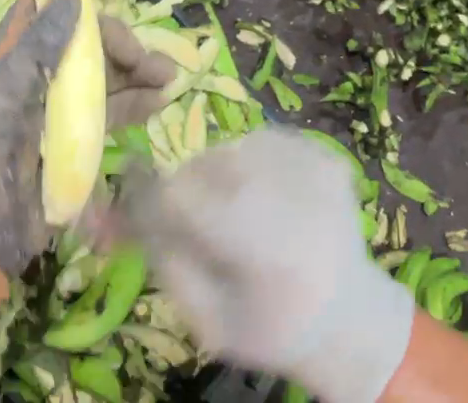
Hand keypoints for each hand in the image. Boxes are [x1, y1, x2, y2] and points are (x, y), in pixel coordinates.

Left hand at [0, 0, 177, 368]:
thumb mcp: (1, 99)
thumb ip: (37, 46)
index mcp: (6, 59)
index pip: (41, 8)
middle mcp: (32, 77)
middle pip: (81, 43)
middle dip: (119, 43)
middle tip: (154, 63)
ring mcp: (53, 112)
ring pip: (99, 77)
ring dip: (133, 72)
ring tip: (168, 78)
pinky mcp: (71, 145)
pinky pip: (106, 113)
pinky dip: (132, 104)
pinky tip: (158, 100)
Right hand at [118, 128, 415, 402]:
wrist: (351, 318)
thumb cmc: (271, 326)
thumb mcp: (208, 320)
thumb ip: (165, 263)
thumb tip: (117, 212)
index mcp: (265, 248)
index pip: (182, 194)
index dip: (160, 204)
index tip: (158, 222)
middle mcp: (293, 197)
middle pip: (207, 164)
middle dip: (190, 190)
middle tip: (199, 226)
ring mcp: (315, 168)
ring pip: (231, 147)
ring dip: (219, 173)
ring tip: (236, 214)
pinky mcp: (326, 154)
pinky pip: (263, 141)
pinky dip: (251, 163)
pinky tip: (265, 198)